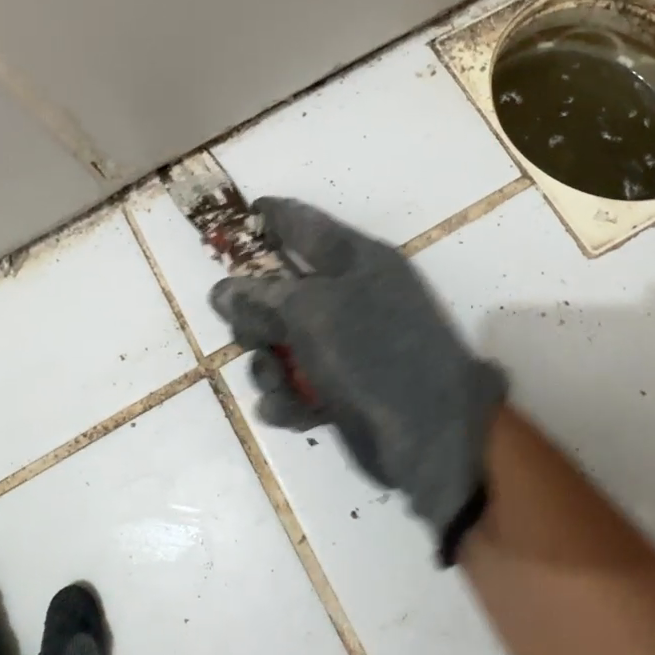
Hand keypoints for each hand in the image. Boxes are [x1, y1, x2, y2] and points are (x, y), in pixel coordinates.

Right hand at [209, 197, 505, 557]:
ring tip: (277, 382)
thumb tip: (222, 290)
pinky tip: (293, 411)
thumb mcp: (311, 315)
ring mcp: (349, 344)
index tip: (237, 219)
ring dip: (269, 365)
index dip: (270, 217)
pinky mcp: (344, 389)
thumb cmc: (373, 355)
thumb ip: (262, 297)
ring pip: (282, 341)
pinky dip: (290, 397)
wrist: (432, 438)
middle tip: (248, 333)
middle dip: (256, 314)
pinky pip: (297, 383)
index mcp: (357, 260)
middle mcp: (353, 295)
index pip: (305, 223)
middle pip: (282, 289)